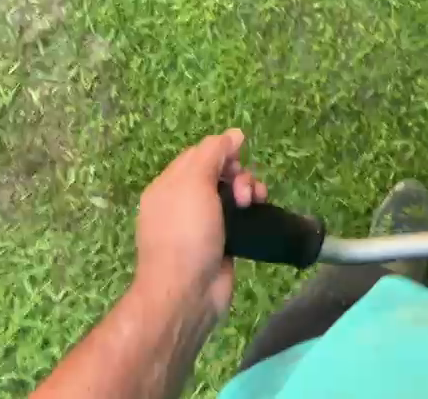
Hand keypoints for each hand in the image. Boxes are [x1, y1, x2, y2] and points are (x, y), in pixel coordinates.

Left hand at [134, 129, 268, 318]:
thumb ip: (213, 153)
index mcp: (168, 187)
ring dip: (248, 189)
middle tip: (243, 189)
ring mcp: (202, 225)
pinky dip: (251, 210)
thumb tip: (234, 134)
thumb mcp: (194, 182)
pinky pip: (239, 215)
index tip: (238, 159)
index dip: (221, 153)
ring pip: (232, 193)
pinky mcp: (221, 242)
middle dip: (237, 173)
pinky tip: (259, 211)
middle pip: (218, 172)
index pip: (198, 155)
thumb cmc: (185, 233)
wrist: (186, 293)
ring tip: (254, 201)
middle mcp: (182, 203)